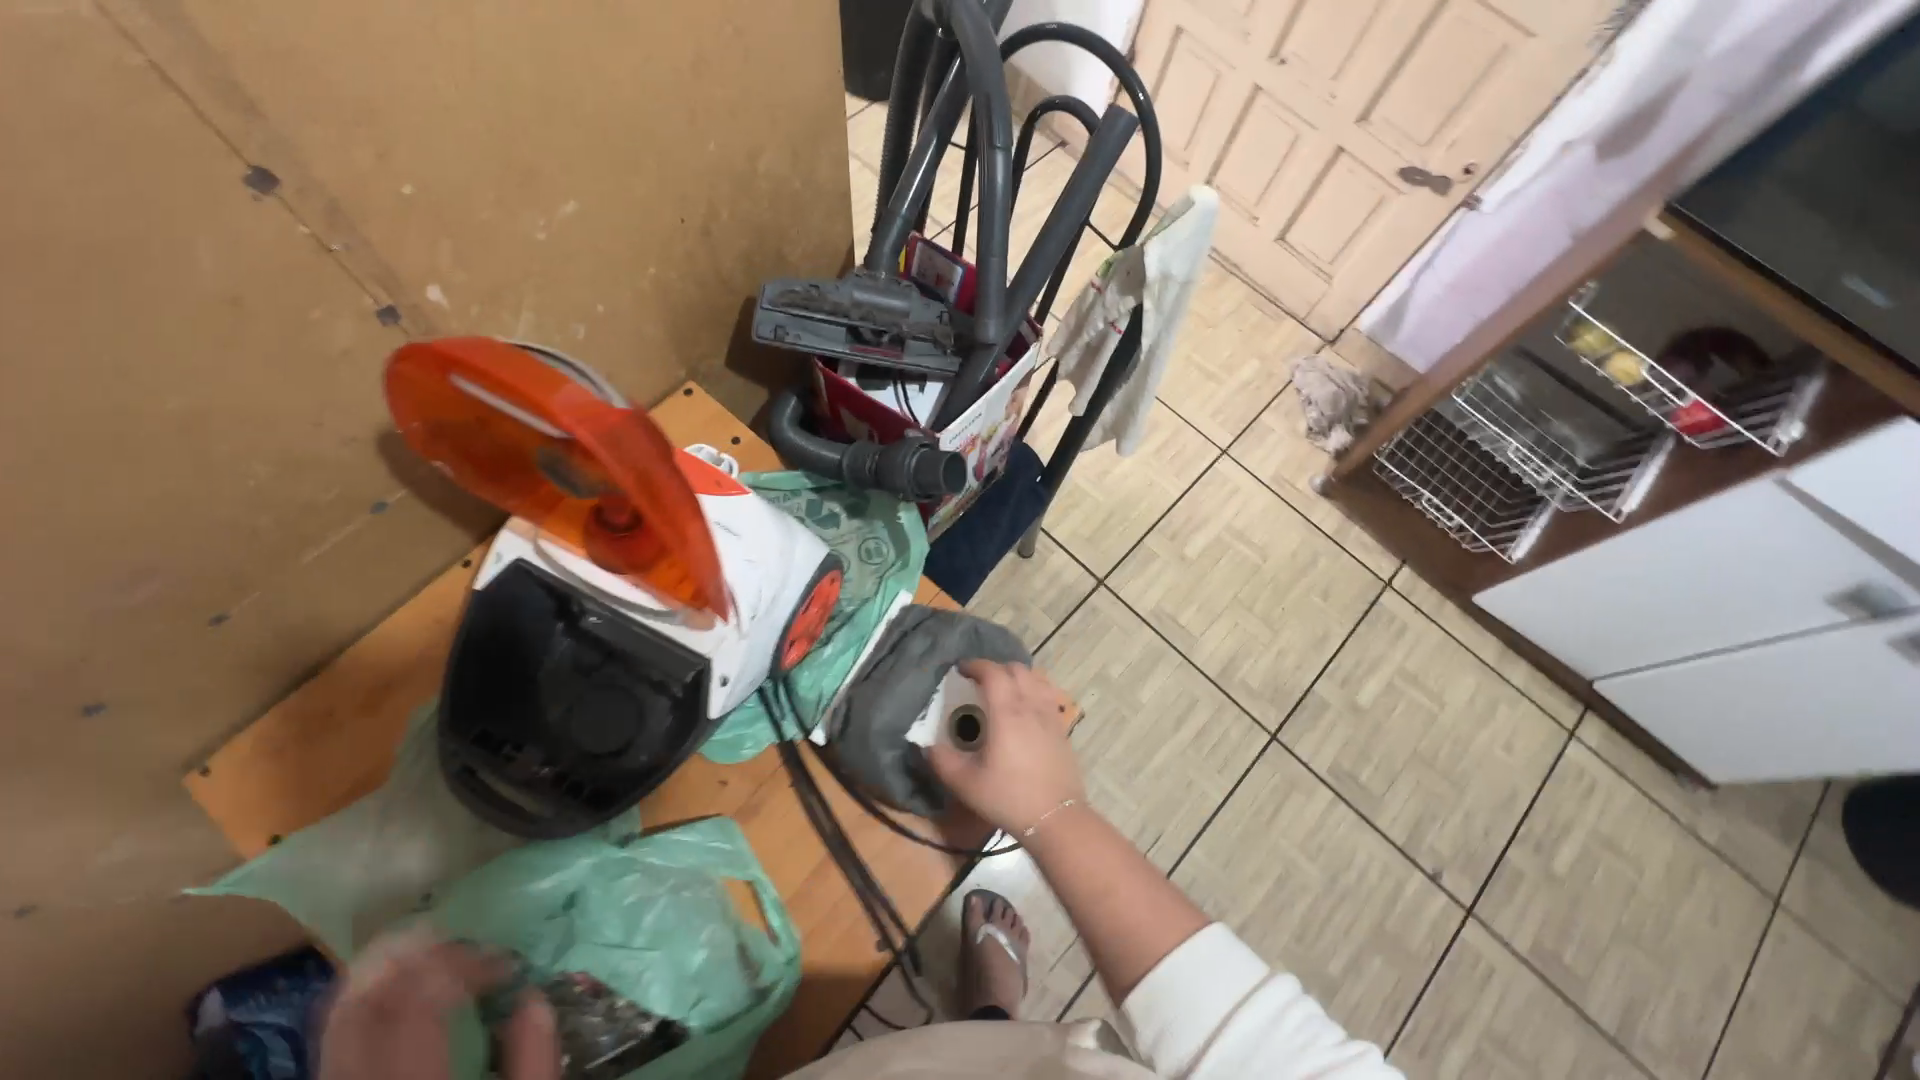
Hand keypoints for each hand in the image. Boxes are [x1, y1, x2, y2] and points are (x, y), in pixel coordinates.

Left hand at [319, 930, 557, 1079]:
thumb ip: (535, 1064)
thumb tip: (532, 999)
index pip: (422, 1003)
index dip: (458, 965)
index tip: (501, 962)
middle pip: (365, 1001)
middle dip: (411, 954)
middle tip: (461, 939)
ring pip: (338, 1015)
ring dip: (382, 969)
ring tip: (428, 952)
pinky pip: (334, 1038)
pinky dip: (364, 998)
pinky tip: (399, 990)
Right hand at [927, 660, 1084, 834]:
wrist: (1055, 818)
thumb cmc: (1008, 797)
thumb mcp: (965, 783)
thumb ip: (942, 760)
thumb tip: (927, 746)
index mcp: (1007, 712)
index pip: (993, 673)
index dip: (976, 665)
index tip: (961, 669)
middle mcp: (1031, 706)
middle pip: (1017, 669)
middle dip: (996, 668)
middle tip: (979, 681)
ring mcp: (1050, 716)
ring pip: (1037, 679)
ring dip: (1017, 676)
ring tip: (1003, 690)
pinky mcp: (1062, 729)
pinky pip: (1048, 695)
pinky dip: (1034, 690)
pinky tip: (1025, 708)